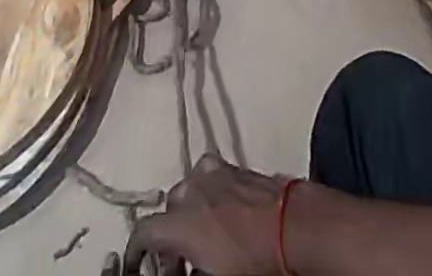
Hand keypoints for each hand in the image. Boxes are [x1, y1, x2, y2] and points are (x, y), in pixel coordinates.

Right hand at [111, 156, 287, 275]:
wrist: (294, 226)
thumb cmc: (255, 260)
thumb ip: (190, 270)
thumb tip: (188, 270)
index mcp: (180, 221)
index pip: (143, 232)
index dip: (137, 252)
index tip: (140, 265)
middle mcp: (192, 190)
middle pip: (168, 210)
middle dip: (170, 236)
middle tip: (181, 262)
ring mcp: (215, 173)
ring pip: (190, 189)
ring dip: (190, 210)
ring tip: (202, 235)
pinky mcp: (237, 166)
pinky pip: (212, 176)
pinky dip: (210, 191)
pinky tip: (222, 209)